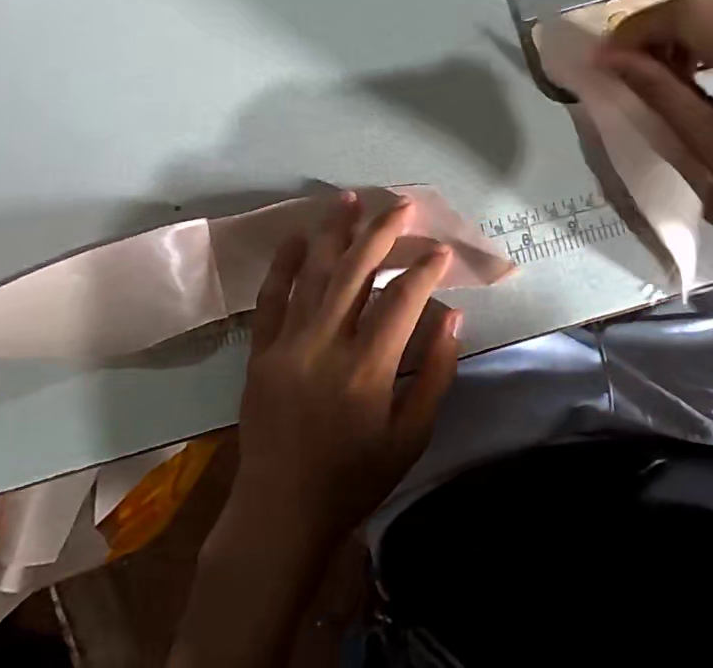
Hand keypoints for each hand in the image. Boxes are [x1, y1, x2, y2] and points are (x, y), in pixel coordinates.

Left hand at [230, 192, 461, 537]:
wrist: (279, 514)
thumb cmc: (354, 477)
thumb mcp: (412, 436)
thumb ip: (435, 373)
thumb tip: (453, 317)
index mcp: (367, 369)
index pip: (402, 300)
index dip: (426, 270)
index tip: (442, 251)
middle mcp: (324, 347)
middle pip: (356, 273)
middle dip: (382, 233)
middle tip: (401, 205)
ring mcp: (286, 347)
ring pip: (313, 276)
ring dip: (333, 233)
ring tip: (349, 198)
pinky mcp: (260, 354)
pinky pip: (271, 300)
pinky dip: (285, 265)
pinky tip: (298, 238)